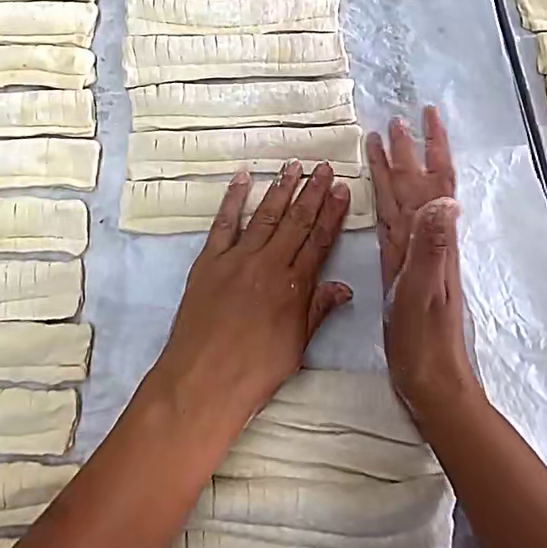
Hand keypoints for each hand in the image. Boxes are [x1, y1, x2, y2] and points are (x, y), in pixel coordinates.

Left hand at [143, 161, 352, 433]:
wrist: (202, 381)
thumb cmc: (254, 372)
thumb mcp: (296, 346)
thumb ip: (318, 310)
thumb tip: (345, 287)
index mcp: (294, 286)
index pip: (319, 240)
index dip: (332, 213)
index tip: (341, 189)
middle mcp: (268, 264)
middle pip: (296, 221)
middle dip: (312, 192)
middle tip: (323, 166)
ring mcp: (237, 259)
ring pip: (265, 215)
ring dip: (281, 189)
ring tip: (293, 166)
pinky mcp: (209, 261)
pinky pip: (224, 223)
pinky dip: (233, 198)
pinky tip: (243, 178)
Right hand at [368, 106, 481, 423]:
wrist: (430, 381)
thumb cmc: (425, 341)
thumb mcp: (424, 291)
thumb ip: (432, 246)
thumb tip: (446, 197)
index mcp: (428, 238)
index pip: (428, 182)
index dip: (428, 148)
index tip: (423, 116)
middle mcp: (423, 238)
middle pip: (416, 183)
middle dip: (411, 150)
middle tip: (399, 119)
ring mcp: (412, 253)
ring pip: (404, 200)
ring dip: (398, 170)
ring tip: (388, 144)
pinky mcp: (400, 268)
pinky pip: (393, 223)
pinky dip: (387, 201)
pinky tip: (384, 198)